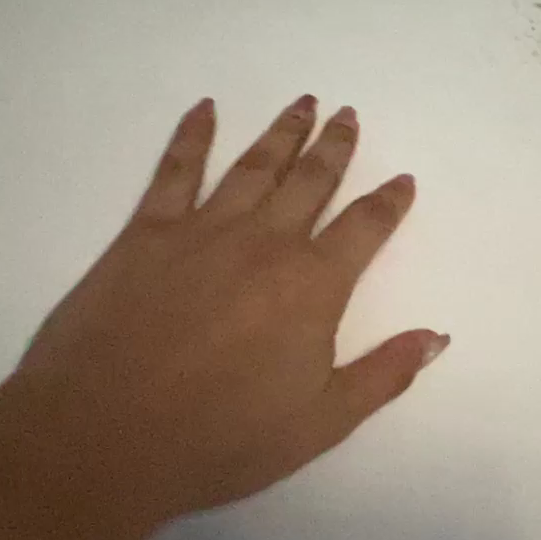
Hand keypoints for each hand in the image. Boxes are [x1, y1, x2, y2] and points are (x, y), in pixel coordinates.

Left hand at [2, 95, 445, 538]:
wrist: (102, 437)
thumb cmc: (222, 437)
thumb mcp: (322, 422)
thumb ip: (385, 374)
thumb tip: (438, 336)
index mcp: (313, 285)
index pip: (365, 228)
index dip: (388, 202)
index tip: (402, 179)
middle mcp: (267, 242)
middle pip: (312, 181)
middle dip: (335, 146)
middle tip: (348, 114)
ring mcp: (205, 230)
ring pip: (255, 166)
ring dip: (283, 131)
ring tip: (303, 102)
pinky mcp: (147, 232)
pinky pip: (176, 170)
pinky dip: (193, 135)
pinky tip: (206, 109)